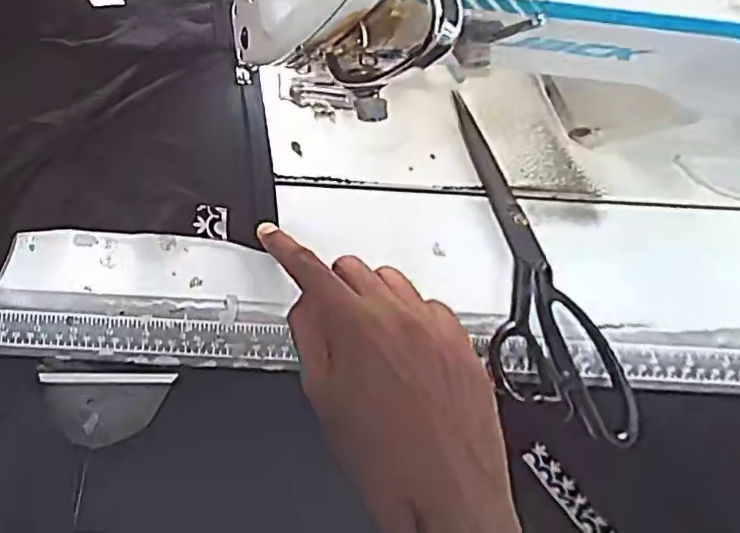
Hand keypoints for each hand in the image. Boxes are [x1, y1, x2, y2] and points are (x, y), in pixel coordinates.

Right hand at [259, 222, 519, 532]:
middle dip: (333, 285)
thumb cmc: (387, 462)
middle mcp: (397, 317)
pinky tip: (407, 346)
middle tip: (332, 319)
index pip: (308, 267)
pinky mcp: (465, 345)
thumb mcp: (323, 394)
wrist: (449, 504)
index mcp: (355, 325)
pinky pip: (430, 305)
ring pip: (391, 279)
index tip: (275, 236)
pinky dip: (412, 314)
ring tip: (371, 336)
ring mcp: (436, 329)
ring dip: (373, 296)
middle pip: (351, 266)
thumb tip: (305, 307)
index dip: (284, 247)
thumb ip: (307, 335)